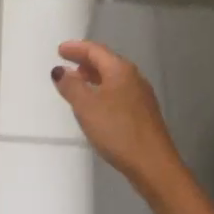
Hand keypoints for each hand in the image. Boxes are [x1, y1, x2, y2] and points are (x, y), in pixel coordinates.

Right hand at [51, 40, 183, 186]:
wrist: (153, 164)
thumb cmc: (117, 131)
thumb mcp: (87, 107)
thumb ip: (72, 86)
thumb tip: (60, 70)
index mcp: (120, 70)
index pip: (96, 50)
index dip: (76, 48)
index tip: (60, 50)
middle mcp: (134, 77)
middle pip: (106, 62)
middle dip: (86, 61)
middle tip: (67, 65)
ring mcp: (142, 96)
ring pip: (114, 78)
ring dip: (94, 77)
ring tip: (78, 84)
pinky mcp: (144, 113)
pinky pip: (119, 92)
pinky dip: (104, 91)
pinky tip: (97, 105)